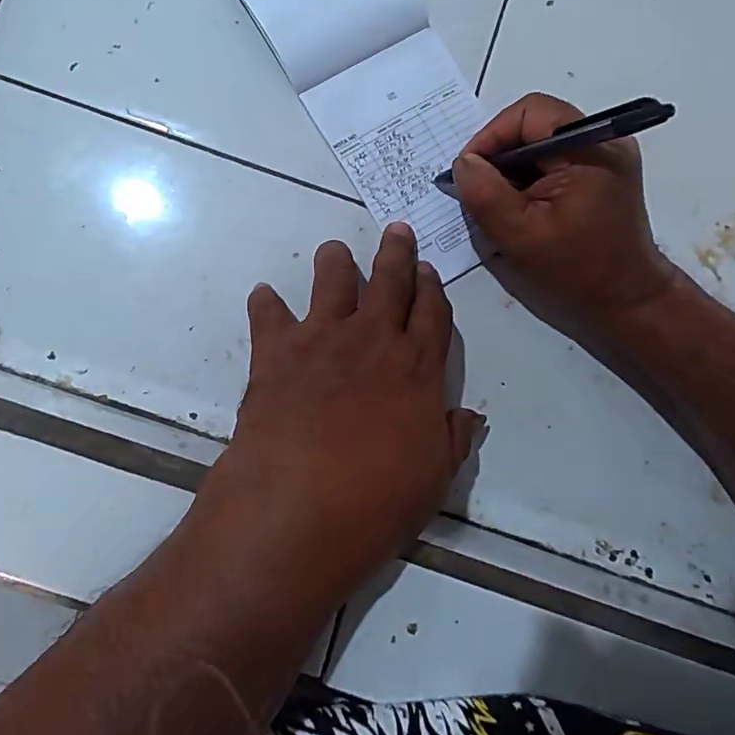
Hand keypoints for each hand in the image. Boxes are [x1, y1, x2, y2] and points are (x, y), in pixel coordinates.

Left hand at [190, 225, 479, 602]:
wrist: (300, 505)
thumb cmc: (377, 499)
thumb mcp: (434, 477)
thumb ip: (452, 439)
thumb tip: (471, 416)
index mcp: (416, 368)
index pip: (432, 313)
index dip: (432, 288)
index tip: (428, 269)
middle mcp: (372, 341)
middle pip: (390, 282)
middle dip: (396, 253)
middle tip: (396, 229)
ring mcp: (322, 341)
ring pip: (332, 283)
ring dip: (335, 262)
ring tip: (333, 250)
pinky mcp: (276, 353)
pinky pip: (269, 316)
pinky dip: (265, 303)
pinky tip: (263, 295)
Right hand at [452, 92, 676, 325]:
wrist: (627, 299)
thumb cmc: (577, 270)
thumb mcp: (519, 235)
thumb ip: (485, 194)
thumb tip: (464, 163)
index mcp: (590, 149)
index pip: (529, 113)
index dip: (491, 136)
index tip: (471, 171)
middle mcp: (604, 141)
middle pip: (535, 123)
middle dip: (500, 153)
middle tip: (482, 188)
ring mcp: (606, 155)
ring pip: (541, 140)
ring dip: (513, 166)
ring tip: (503, 202)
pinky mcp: (601, 171)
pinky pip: (553, 157)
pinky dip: (529, 176)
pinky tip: (523, 205)